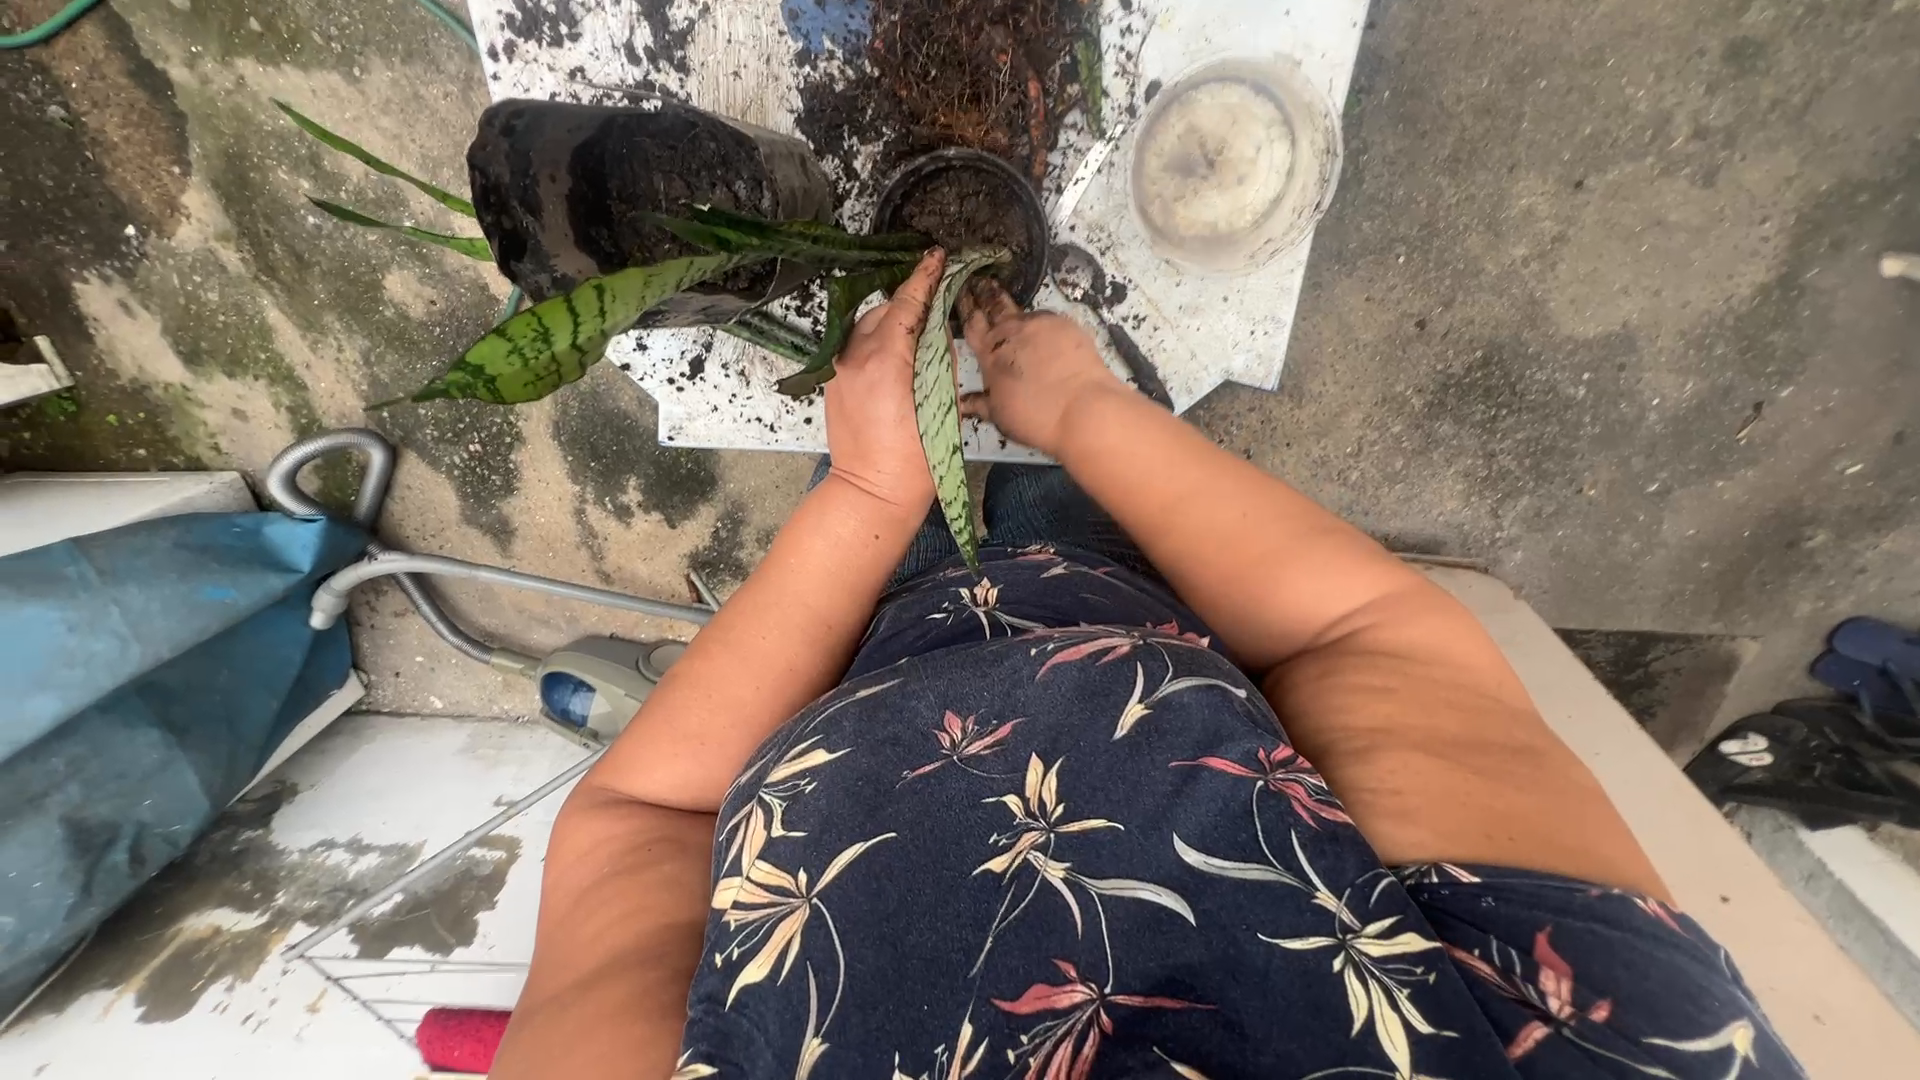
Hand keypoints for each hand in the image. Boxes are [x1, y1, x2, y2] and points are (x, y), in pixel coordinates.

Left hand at [822, 248, 945, 515]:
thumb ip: (936, 359)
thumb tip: (935, 329)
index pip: (906, 305)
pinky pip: (856, 350)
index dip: (924, 279)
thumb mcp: (939, 405)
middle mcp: (854, 358)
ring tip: (915, 343)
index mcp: (884, 360)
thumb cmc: (914, 460)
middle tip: (936, 317)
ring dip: (891, 327)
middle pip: (884, 313)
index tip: (936, 258)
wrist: (872, 493)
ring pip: (867, 329)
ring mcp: (839, 371)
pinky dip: (877, 345)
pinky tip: (895, 363)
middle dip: (909, 309)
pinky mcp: (833, 384)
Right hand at [958, 278, 1126, 457]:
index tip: (962, 290)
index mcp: (990, 354)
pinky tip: (1049, 339)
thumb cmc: (1035, 417)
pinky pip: (1049, 322)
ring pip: (1023, 314)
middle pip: (994, 305)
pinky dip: (1045, 328)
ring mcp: (1040, 324)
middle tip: (980, 281)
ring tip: (1018, 319)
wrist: (1082, 409)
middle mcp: (1011, 332)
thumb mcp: (1000, 415)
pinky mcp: (1066, 325)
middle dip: (986, 293)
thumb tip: (964, 402)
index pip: (972, 324)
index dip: (967, 306)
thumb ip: (981, 403)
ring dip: (1018, 316)